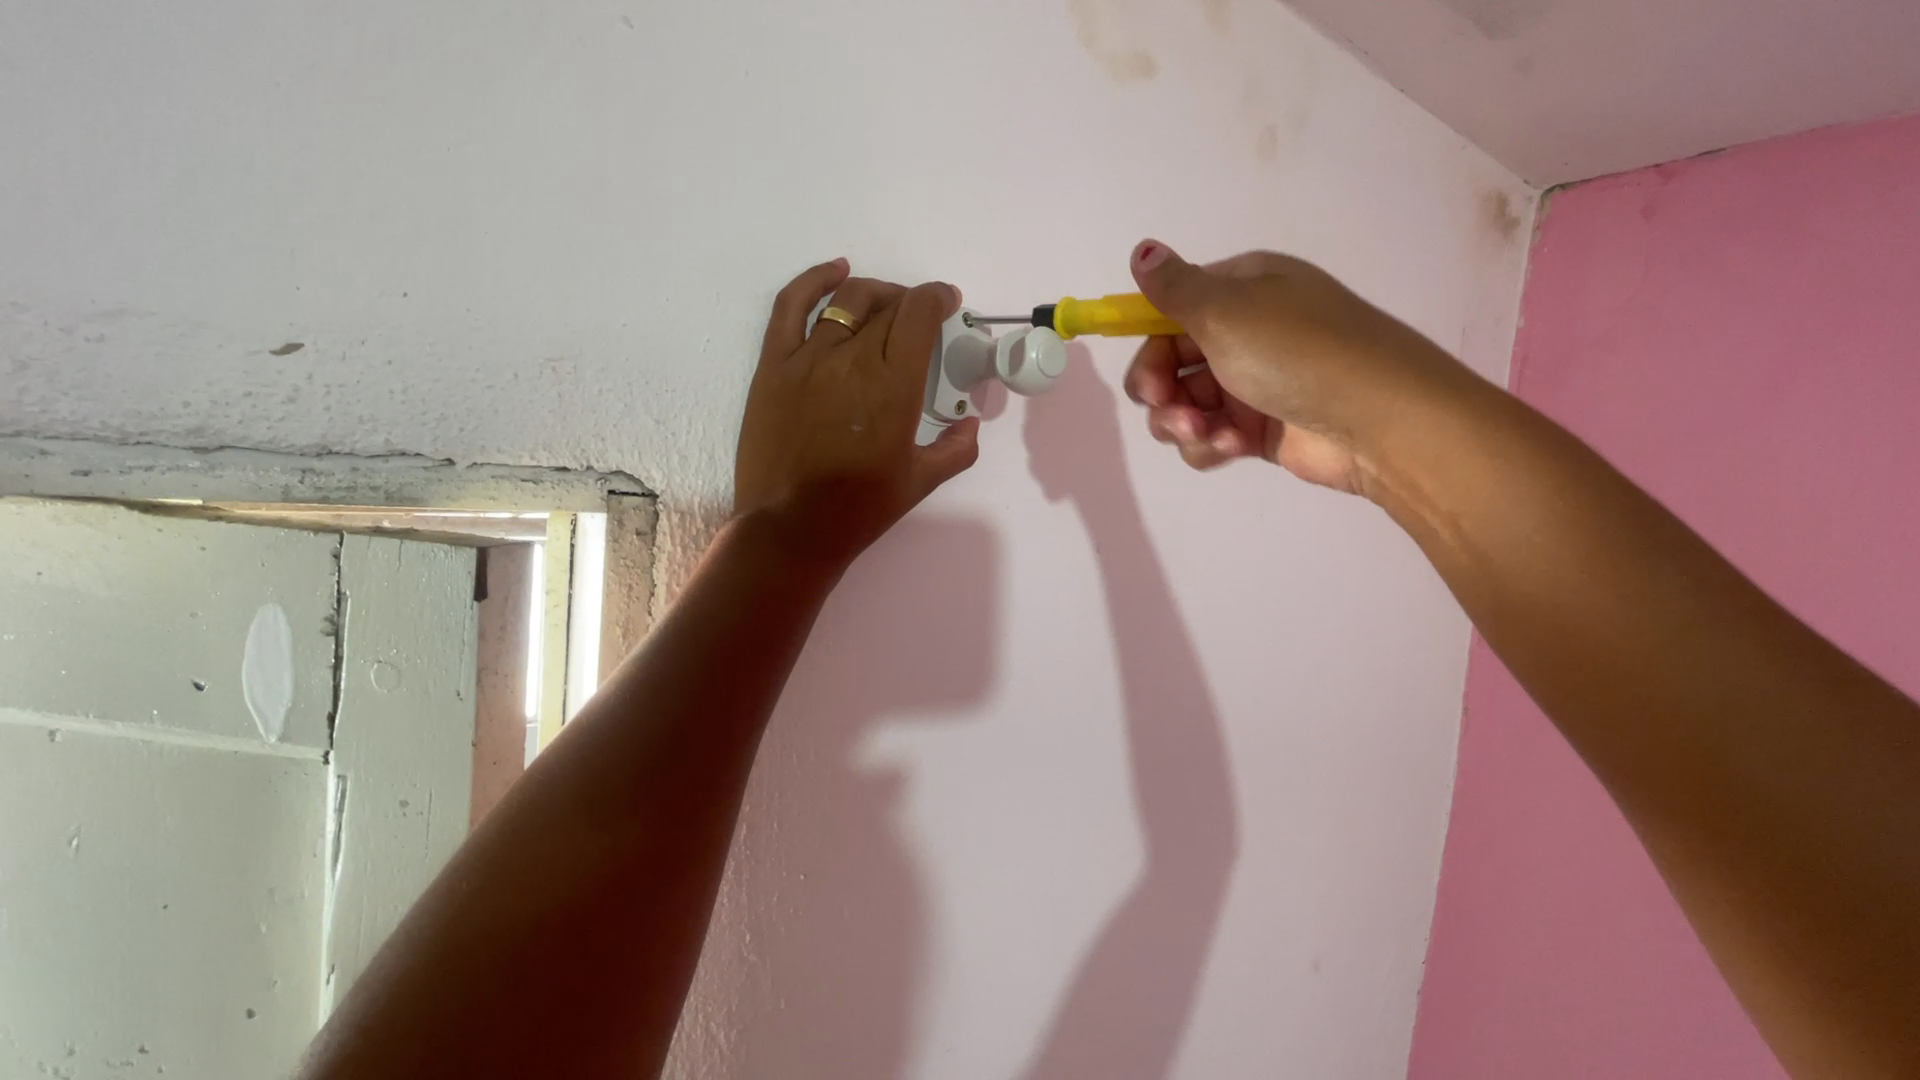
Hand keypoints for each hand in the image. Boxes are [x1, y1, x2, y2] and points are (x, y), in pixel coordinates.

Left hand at [734, 259, 980, 568]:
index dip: (938, 298)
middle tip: (919, 320)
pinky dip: (815, 279)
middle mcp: (854, 358)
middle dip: (912, 303)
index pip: (920, 314)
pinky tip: (836, 272)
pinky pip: (792, 305)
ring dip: (876, 293)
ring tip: (885, 304)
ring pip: (848, 299)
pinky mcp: (774, 364)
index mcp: (895, 385)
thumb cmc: (860, 508)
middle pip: (889, 306)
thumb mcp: (921, 481)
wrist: (792, 528)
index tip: (947, 303)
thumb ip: (956, 448)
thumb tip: (970, 424)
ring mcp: (808, 357)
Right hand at [1122, 241, 1479, 496]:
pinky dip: (1209, 445)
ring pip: (1184, 406)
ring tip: (1205, 433)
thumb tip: (1142, 250)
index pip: (1171, 314)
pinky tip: (1230, 447)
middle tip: (1168, 407)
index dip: (1149, 346)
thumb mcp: (1227, 309)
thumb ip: (1174, 288)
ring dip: (1181, 423)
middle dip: (1159, 392)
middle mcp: (1244, 333)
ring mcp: (1251, 384)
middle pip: (1169, 364)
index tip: (1146, 378)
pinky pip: (1209, 438)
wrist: (1376, 418)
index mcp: (1241, 291)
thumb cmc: (1296, 351)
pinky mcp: (1259, 431)